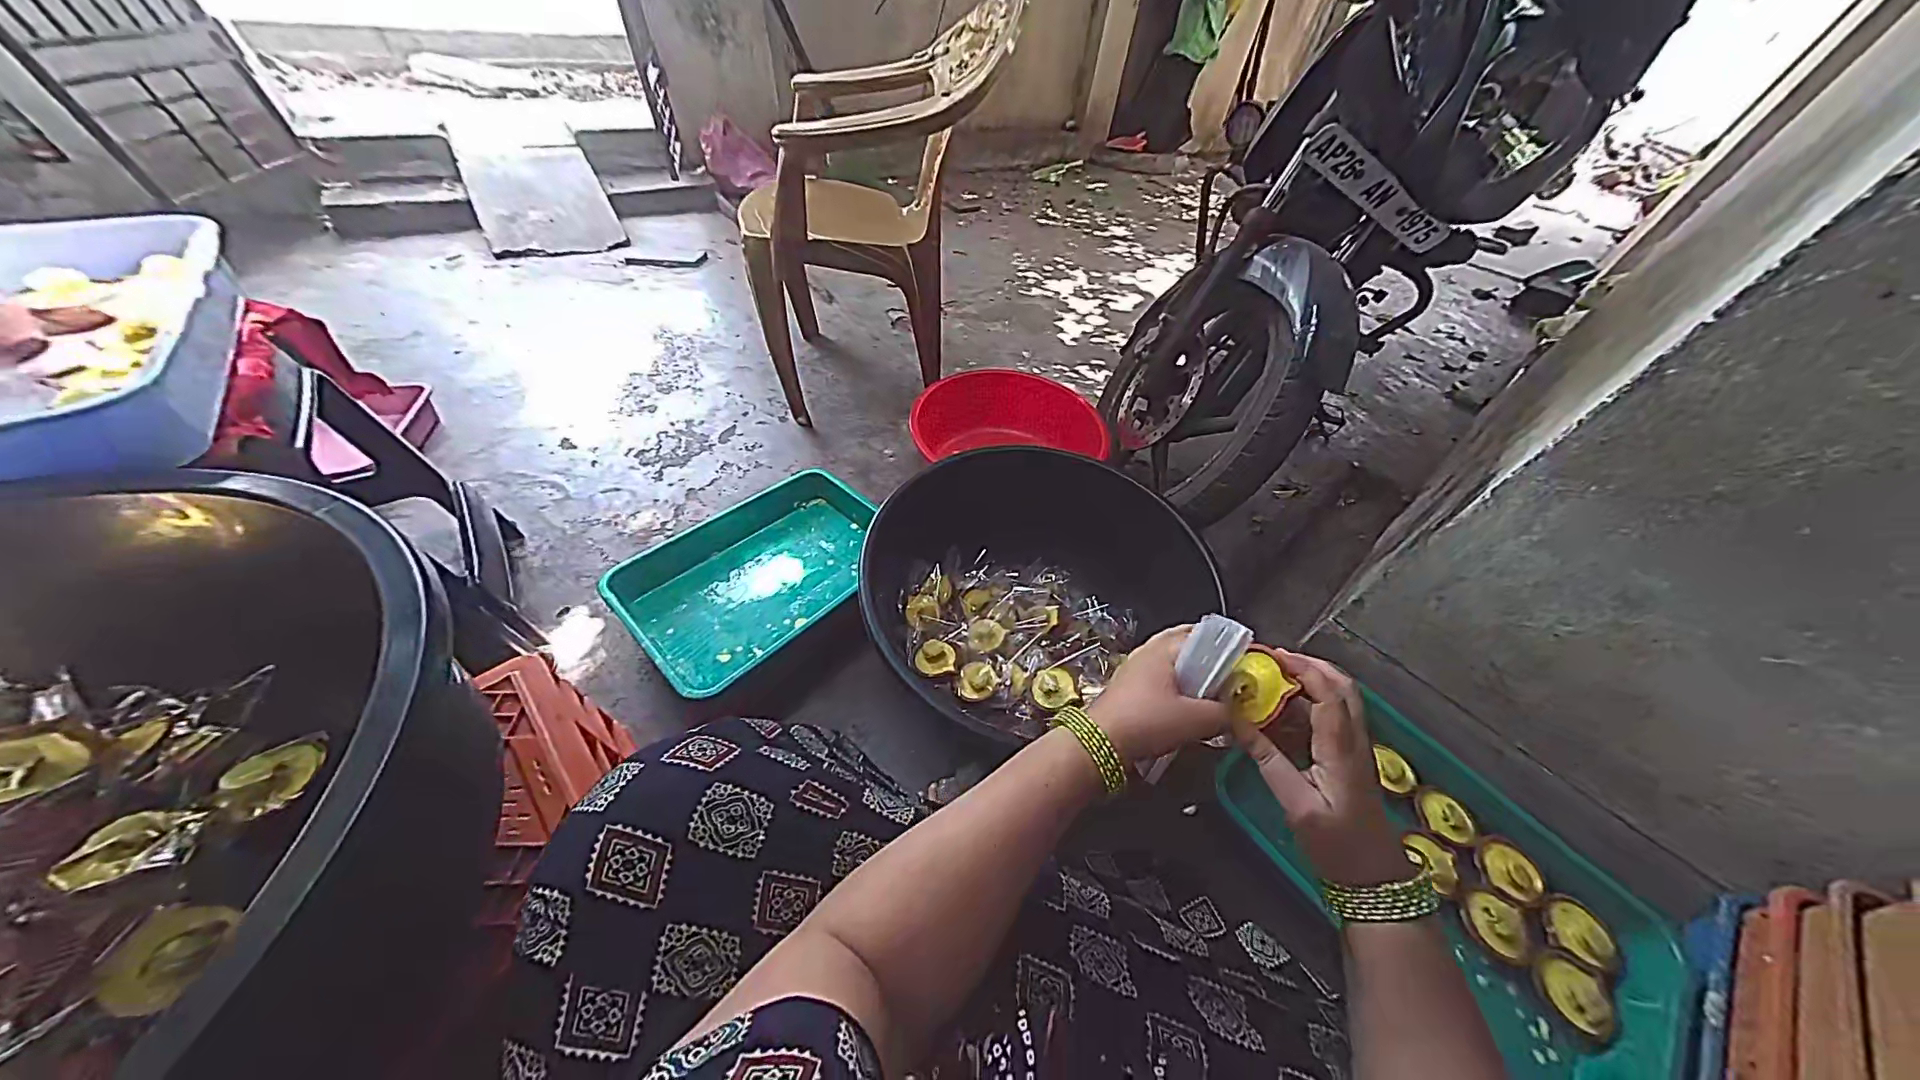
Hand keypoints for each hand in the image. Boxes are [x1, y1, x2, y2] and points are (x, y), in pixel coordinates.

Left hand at [1086, 624, 1232, 760]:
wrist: (1100, 743)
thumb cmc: (1146, 721)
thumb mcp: (1195, 719)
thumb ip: (1224, 713)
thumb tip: (1238, 713)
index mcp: (1163, 649)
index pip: (1202, 635)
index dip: (1227, 647)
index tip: (1245, 661)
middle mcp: (1147, 652)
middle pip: (1186, 647)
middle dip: (1210, 660)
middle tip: (1231, 676)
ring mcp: (1135, 669)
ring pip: (1172, 665)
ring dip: (1193, 676)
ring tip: (1213, 693)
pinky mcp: (1129, 688)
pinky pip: (1160, 681)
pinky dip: (1177, 688)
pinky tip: (1188, 707)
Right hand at [1232, 650, 1408, 885]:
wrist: (1374, 878)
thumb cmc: (1337, 844)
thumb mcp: (1295, 803)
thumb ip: (1266, 758)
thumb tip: (1236, 721)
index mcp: (1340, 747)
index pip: (1327, 692)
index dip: (1300, 667)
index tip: (1268, 655)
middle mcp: (1353, 739)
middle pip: (1341, 685)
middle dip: (1307, 664)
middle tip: (1270, 659)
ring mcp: (1354, 747)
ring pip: (1339, 698)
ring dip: (1308, 681)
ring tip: (1271, 679)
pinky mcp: (1348, 757)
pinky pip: (1331, 717)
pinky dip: (1307, 703)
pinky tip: (1280, 711)